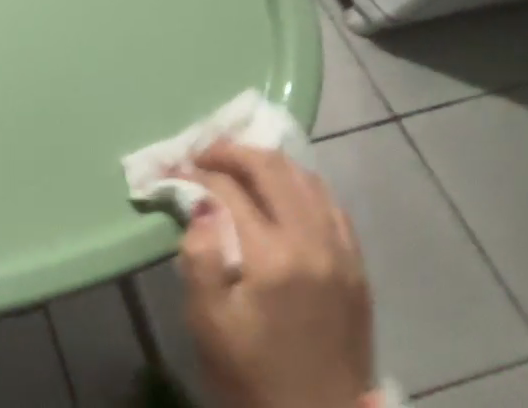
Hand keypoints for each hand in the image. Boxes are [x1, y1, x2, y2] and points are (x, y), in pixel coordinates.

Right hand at [174, 144, 377, 407]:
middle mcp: (314, 242)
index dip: (194, 173)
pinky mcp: (356, 267)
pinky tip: (280, 193)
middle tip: (201, 156)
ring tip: (236, 167)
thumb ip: (200, 256)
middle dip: (231, 153)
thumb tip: (200, 203)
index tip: (170, 170)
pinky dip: (301, 185)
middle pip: (273, 169)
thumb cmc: (252, 374)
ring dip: (268, 163)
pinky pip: (331, 204)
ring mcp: (342, 252)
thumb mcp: (208, 322)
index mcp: (274, 257)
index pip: (229, 189)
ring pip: (307, 179)